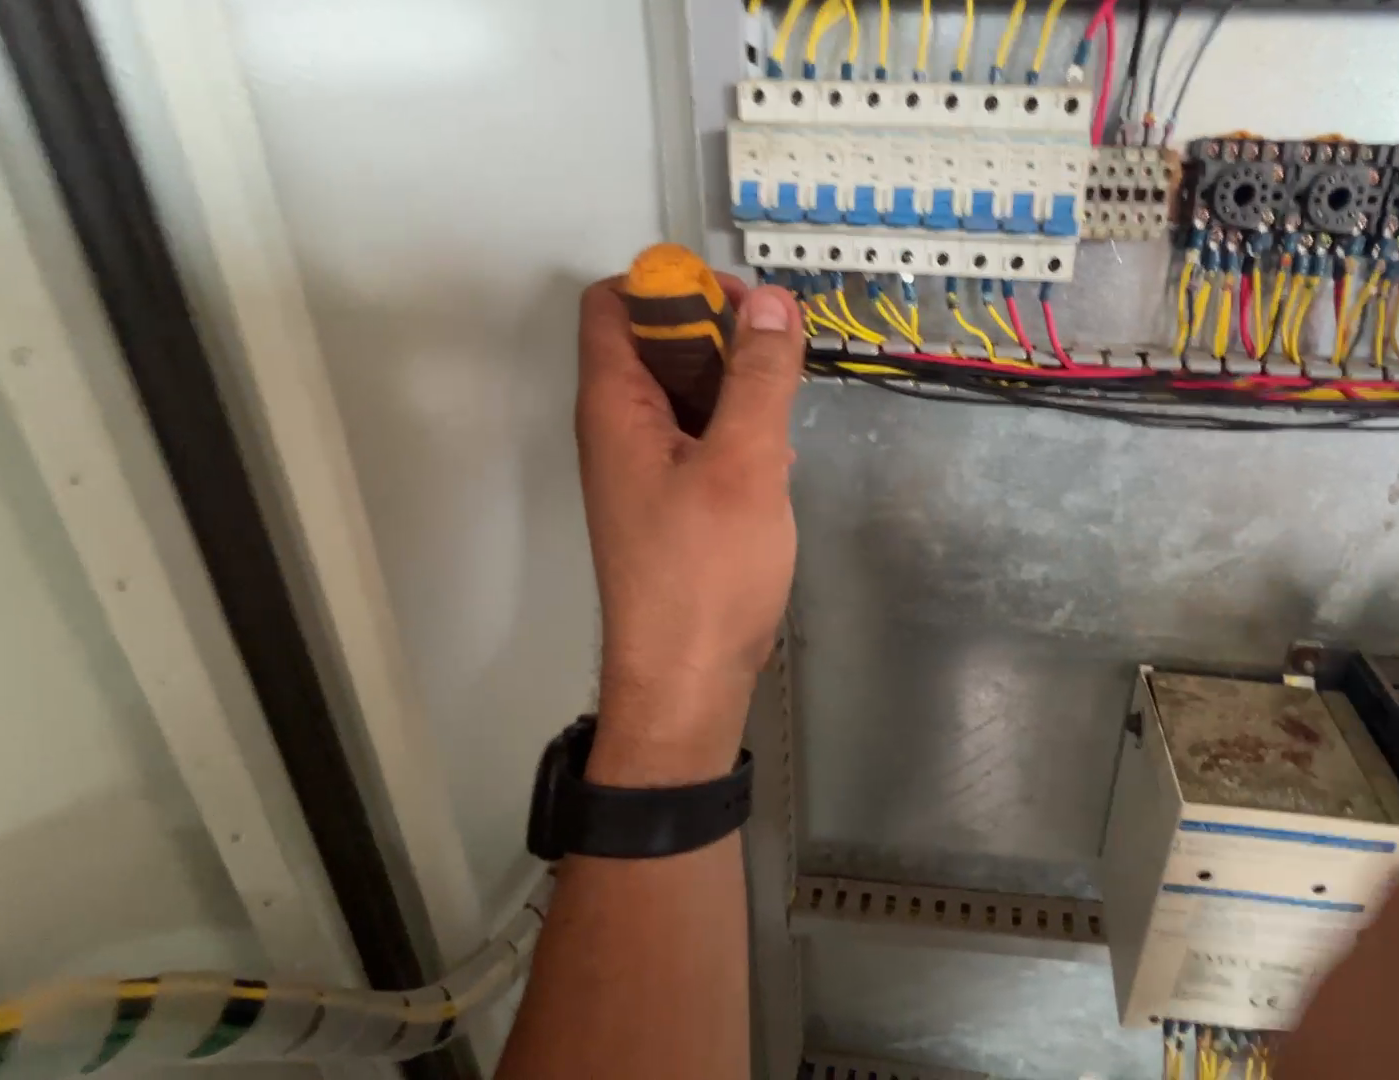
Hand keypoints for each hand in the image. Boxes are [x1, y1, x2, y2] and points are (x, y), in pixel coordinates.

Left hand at [575, 276, 803, 783]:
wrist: (688, 677)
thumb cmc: (706, 570)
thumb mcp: (743, 465)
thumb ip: (758, 379)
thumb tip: (773, 301)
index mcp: (615, 405)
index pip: (614, 304)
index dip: (671, 286)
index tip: (741, 306)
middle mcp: (619, 428)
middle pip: (653, 342)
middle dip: (716, 332)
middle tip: (778, 356)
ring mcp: (646, 467)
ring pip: (684, 391)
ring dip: (733, 382)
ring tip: (784, 404)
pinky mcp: (674, 500)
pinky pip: (700, 437)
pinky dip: (736, 427)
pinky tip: (776, 454)